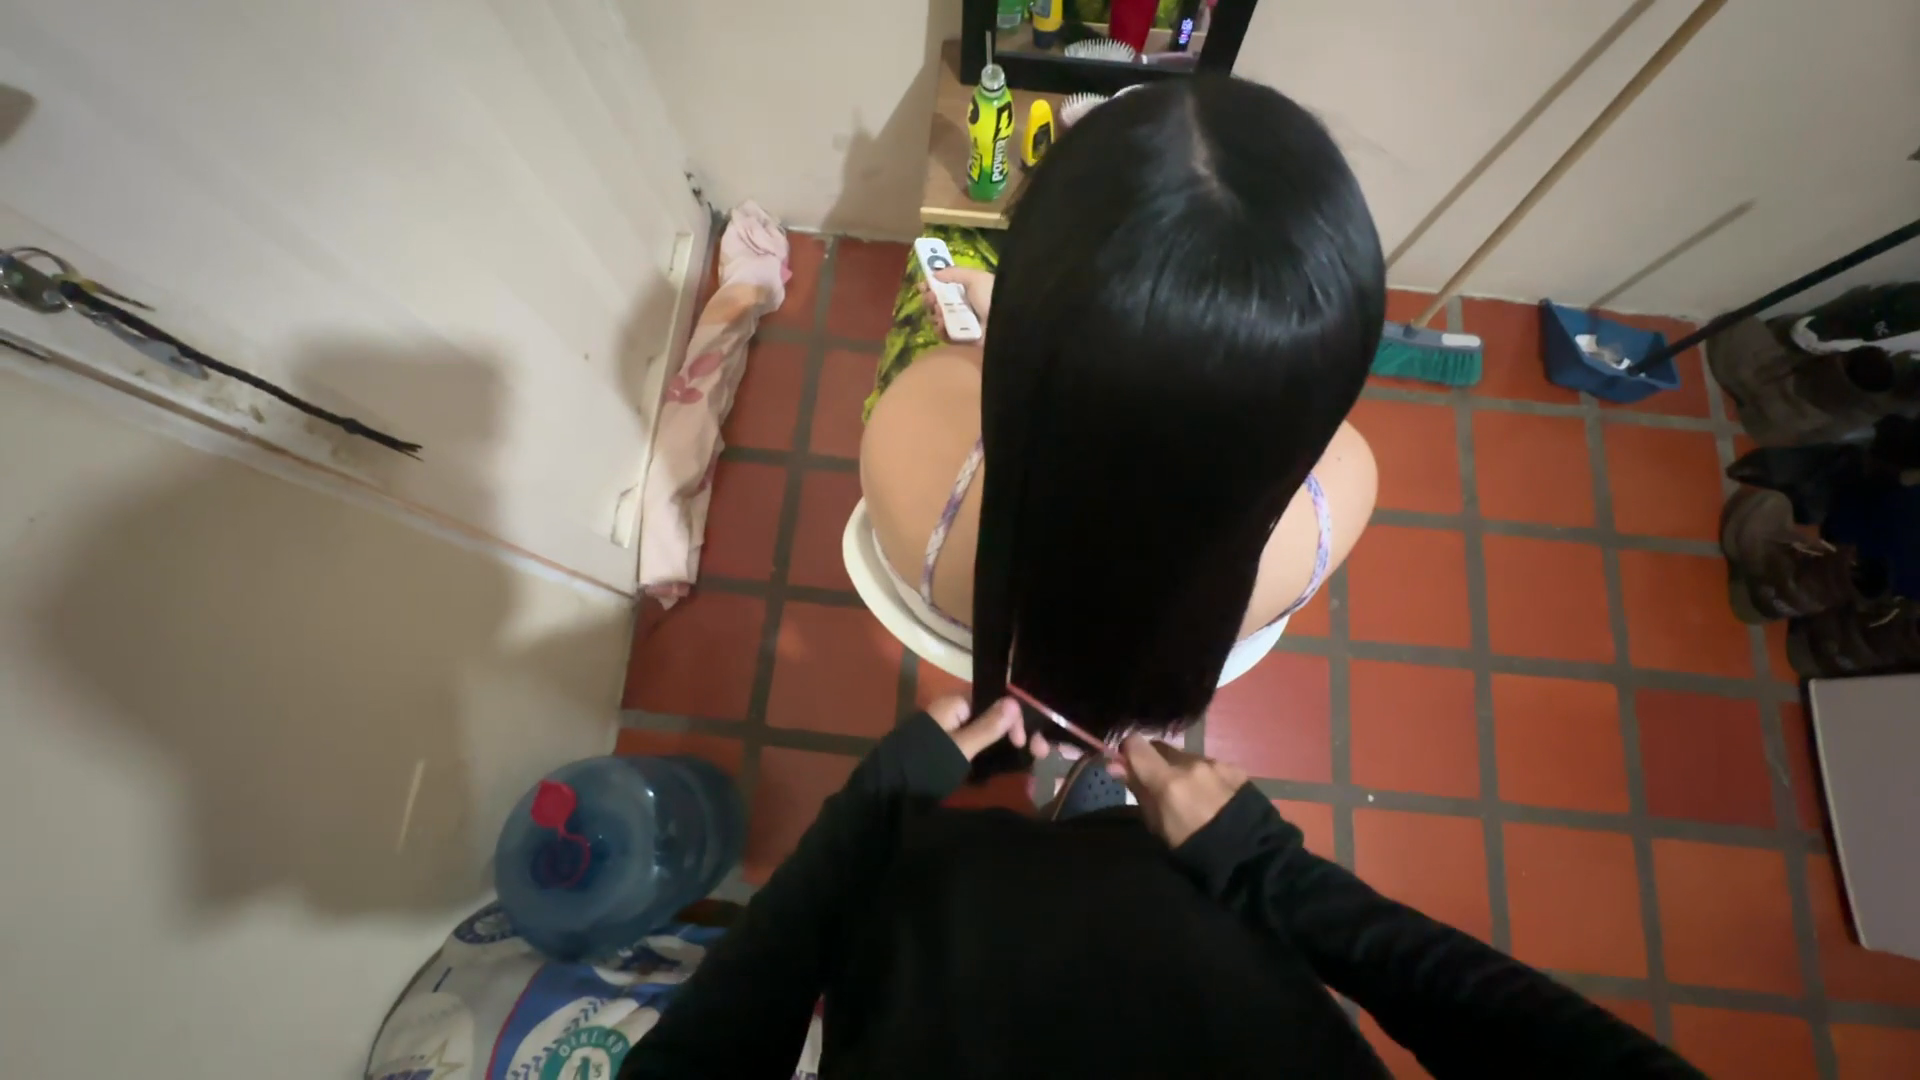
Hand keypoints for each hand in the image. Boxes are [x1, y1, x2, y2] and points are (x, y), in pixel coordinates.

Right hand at [917, 266, 994, 338]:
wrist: (1005, 321)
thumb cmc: (991, 295)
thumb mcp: (975, 278)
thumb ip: (954, 273)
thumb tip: (934, 273)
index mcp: (967, 291)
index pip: (945, 288)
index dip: (932, 286)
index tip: (922, 285)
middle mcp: (964, 307)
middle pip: (939, 304)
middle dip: (930, 300)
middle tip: (930, 299)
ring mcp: (963, 324)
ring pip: (940, 320)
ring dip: (935, 315)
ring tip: (940, 312)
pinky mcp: (963, 339)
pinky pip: (946, 336)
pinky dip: (941, 331)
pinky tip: (941, 325)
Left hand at [925, 695, 1048, 761]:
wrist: (888, 789)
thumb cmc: (927, 764)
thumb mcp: (961, 747)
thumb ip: (987, 726)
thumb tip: (1014, 700)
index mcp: (955, 703)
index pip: (996, 701)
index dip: (1016, 719)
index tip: (1027, 745)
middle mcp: (953, 710)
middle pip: (993, 714)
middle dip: (1016, 731)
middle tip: (1038, 753)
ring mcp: (948, 728)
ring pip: (986, 730)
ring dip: (1005, 742)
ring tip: (1026, 758)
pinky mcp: (945, 745)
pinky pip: (975, 741)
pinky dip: (990, 750)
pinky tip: (1003, 760)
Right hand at [1115, 736, 1247, 847]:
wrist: (1253, 859)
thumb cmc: (1196, 850)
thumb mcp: (1158, 826)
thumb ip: (1138, 790)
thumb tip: (1115, 765)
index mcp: (1167, 781)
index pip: (1136, 743)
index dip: (1128, 751)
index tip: (1128, 766)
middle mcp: (1190, 764)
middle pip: (1161, 747)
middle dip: (1155, 762)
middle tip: (1160, 787)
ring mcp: (1215, 763)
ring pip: (1186, 756)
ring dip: (1181, 770)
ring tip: (1192, 796)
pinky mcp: (1234, 768)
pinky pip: (1209, 765)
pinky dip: (1204, 776)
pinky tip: (1214, 798)